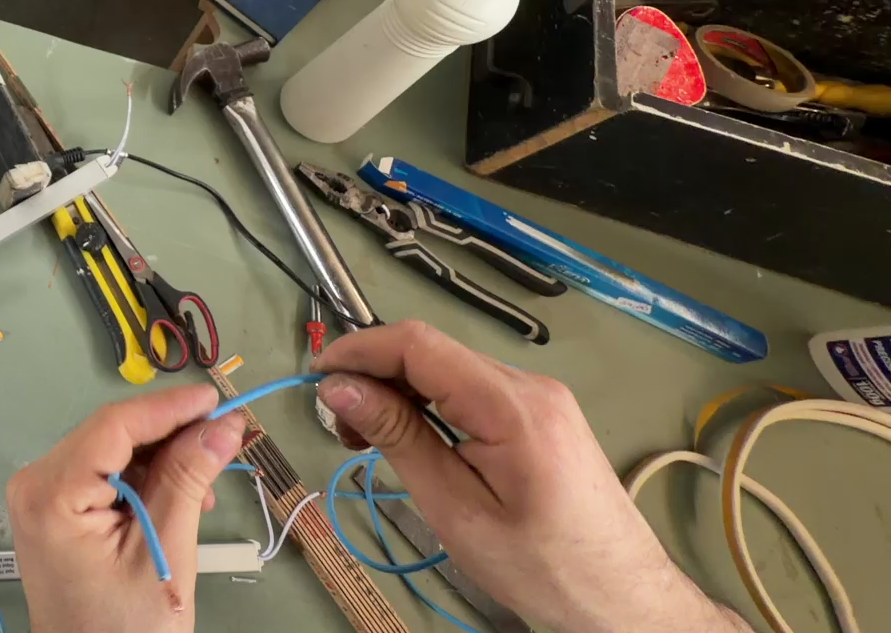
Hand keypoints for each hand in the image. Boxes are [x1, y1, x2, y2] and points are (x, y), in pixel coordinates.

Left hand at [7, 384, 244, 632]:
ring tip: (208, 479)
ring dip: (161, 457)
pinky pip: (104, 472)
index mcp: (49, 492)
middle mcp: (35, 479)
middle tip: (224, 434)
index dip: (166, 407)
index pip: (112, 426)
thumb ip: (187, 481)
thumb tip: (224, 424)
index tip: (214, 398)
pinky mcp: (55, 506)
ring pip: (111, 450)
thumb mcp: (163, 556)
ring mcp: (42, 492)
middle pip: (111, 435)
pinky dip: (143, 477)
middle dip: (169, 433)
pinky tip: (180, 492)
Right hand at [314, 321, 750, 632]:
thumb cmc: (542, 567)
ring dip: (392, 389)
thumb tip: (336, 386)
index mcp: (511, 404)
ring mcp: (535, 395)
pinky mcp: (536, 411)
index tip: (315, 377)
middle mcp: (526, 384)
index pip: (415, 343)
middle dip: (370, 374)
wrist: (633, 608)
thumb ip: (396, 436)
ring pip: (440, 366)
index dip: (357, 349)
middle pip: (425, 350)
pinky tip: (405, 432)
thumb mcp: (455, 508)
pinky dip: (421, 400)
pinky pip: (461, 385)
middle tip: (337, 423)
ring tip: (364, 434)